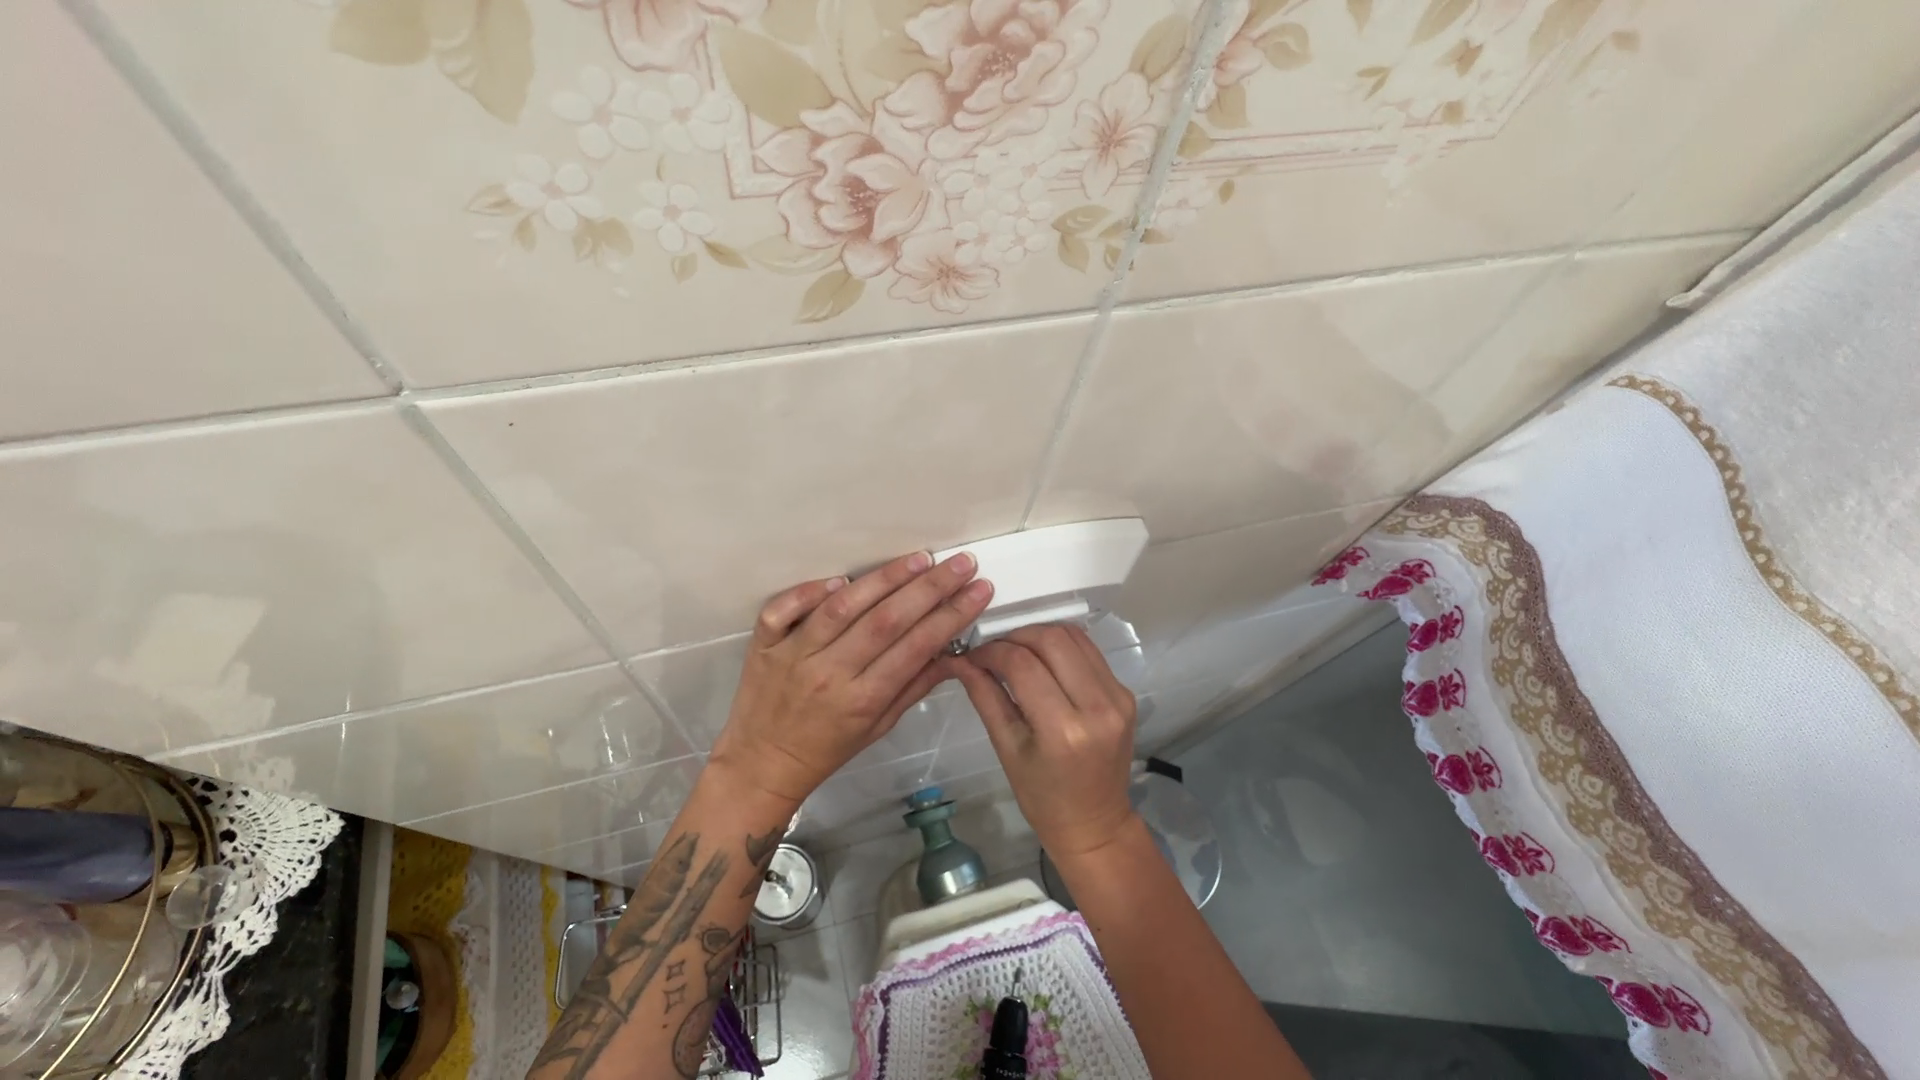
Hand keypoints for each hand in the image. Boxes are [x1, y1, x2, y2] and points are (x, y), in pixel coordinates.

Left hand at [708, 551, 993, 806]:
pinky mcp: (764, 643)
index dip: (952, 615)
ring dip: (884, 579)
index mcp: (863, 699)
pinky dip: (810, 590)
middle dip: (930, 588)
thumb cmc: (828, 749)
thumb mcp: (879, 727)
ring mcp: (794, 655)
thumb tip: (953, 651)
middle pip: (886, 620)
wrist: (762, 764)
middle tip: (961, 562)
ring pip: (842, 607)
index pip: (916, 647)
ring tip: (920, 559)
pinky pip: (784, 609)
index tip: (979, 589)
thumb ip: (914, 687)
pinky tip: (842, 578)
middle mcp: (830, 673)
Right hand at [948, 624, 1138, 858]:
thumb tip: (959, 660)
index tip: (973, 655)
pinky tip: (1044, 662)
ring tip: (1017, 652)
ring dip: (1040, 636)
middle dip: (1016, 636)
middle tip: (995, 651)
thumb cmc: (1042, 796)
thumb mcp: (1006, 749)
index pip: (1022, 664)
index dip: (992, 651)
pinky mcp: (1126, 693)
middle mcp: (1097, 706)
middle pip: (1052, 640)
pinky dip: (1063, 648)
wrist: (1094, 822)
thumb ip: (985, 697)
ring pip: (1074, 636)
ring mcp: (1118, 697)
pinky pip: (1090, 652)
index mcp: (1063, 729)